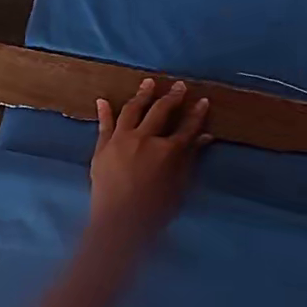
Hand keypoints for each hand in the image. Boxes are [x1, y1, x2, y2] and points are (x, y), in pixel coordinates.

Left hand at [89, 78, 210, 247]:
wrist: (117, 223)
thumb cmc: (154, 211)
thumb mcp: (179, 186)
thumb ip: (190, 159)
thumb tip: (204, 137)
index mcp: (168, 151)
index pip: (187, 127)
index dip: (196, 114)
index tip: (202, 100)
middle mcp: (145, 139)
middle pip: (161, 111)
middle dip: (172, 97)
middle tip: (179, 86)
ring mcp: (121, 140)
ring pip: (132, 110)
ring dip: (142, 95)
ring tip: (148, 83)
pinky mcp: (102, 147)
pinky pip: (104, 125)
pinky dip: (104, 112)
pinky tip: (103, 100)